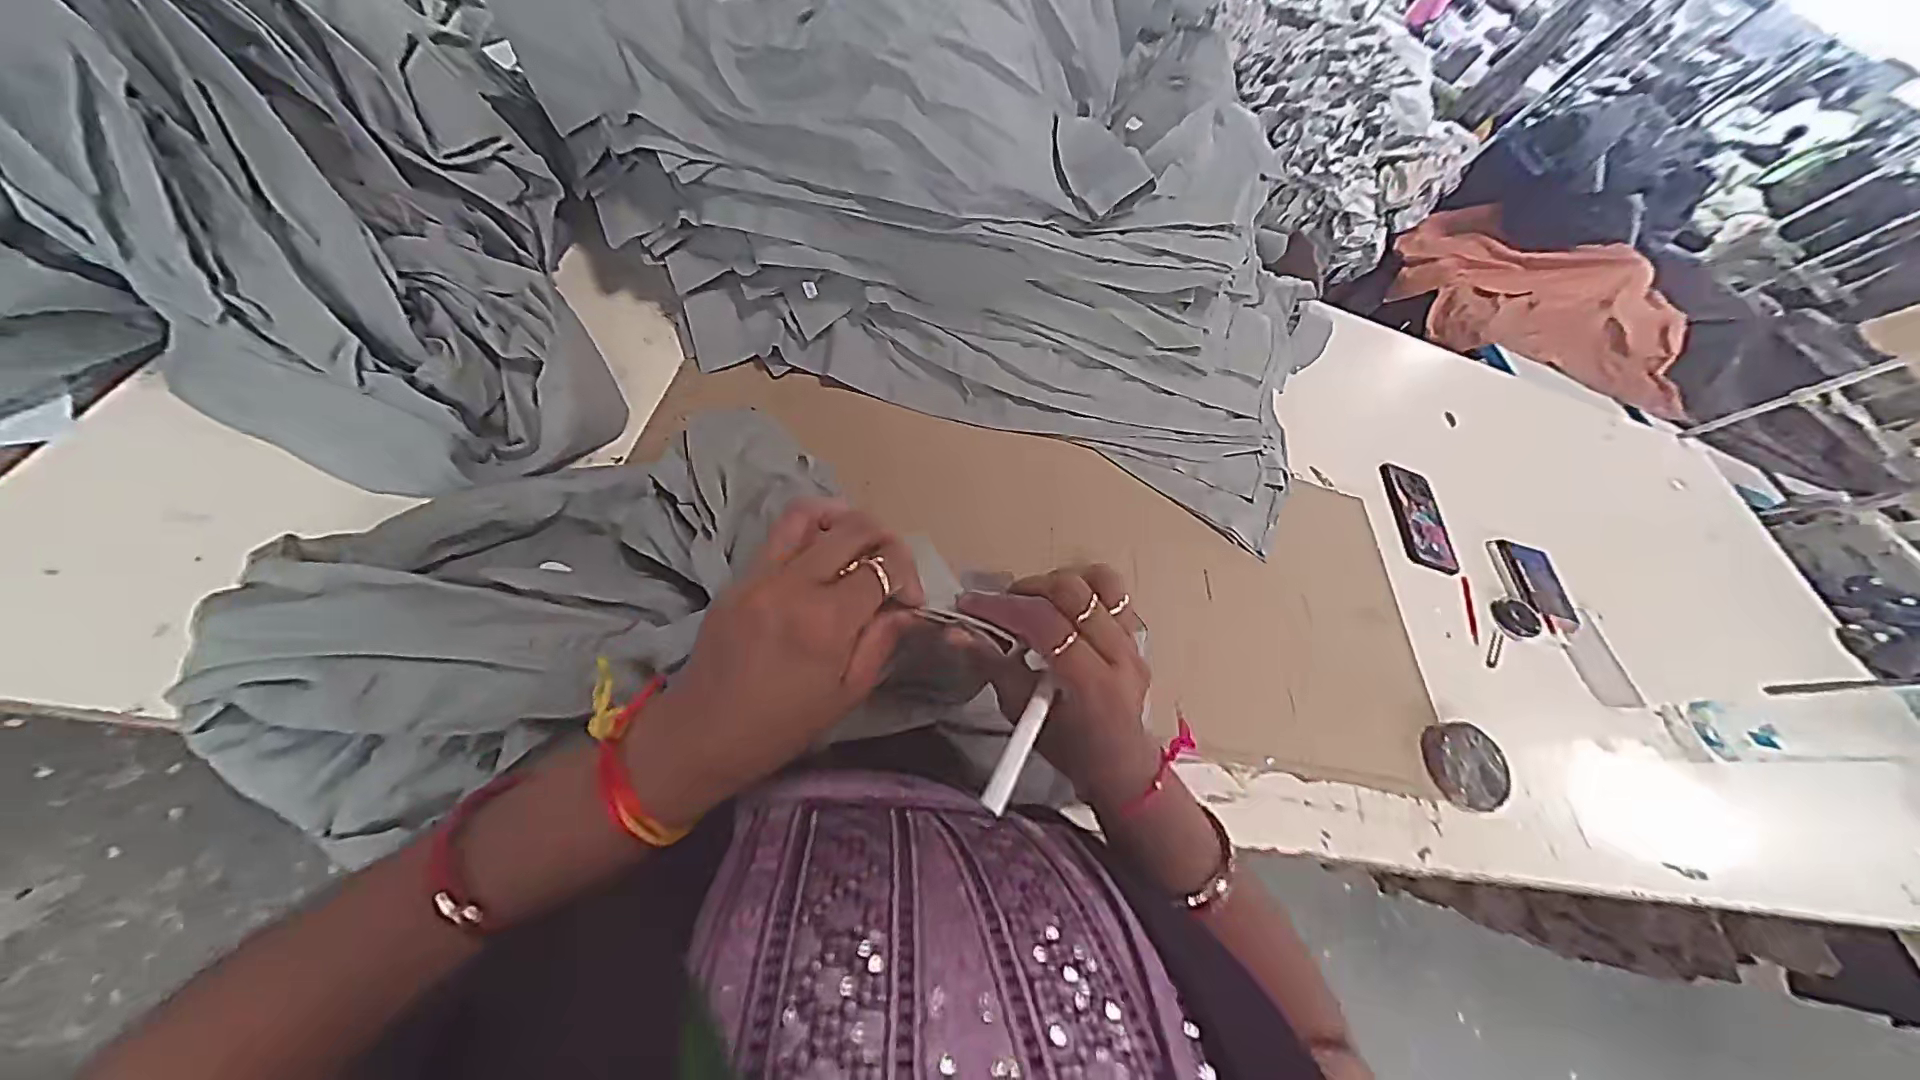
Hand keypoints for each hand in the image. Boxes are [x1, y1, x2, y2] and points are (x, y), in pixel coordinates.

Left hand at [627, 497, 923, 823]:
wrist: (702, 734)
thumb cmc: (782, 726)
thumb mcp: (847, 693)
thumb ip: (881, 641)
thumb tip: (907, 608)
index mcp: (827, 621)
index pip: (884, 564)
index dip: (907, 574)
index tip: (907, 599)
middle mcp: (794, 585)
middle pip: (854, 527)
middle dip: (886, 541)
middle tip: (889, 570)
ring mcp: (760, 575)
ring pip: (810, 513)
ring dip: (844, 520)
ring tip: (856, 544)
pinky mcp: (739, 577)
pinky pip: (780, 535)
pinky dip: (810, 532)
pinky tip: (821, 554)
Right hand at [957, 566, 1160, 807]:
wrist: (1120, 766)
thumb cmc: (1071, 750)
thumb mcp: (1022, 714)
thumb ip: (993, 667)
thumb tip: (959, 635)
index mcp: (1093, 684)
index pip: (1046, 624)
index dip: (1004, 609)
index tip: (973, 605)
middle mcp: (1120, 657)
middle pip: (1072, 592)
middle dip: (1026, 590)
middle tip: (1001, 605)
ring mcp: (1133, 642)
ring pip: (1098, 581)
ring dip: (1056, 583)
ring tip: (1034, 603)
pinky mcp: (1136, 635)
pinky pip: (1113, 592)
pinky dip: (1083, 588)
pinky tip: (1062, 605)